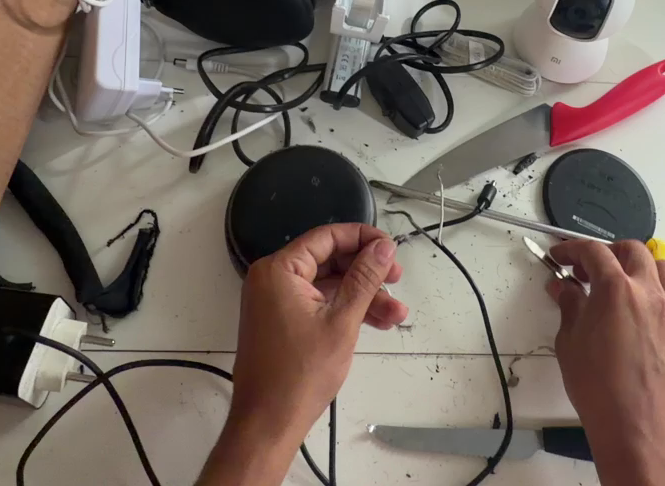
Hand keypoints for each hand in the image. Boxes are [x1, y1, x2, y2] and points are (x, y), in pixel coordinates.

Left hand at [198, 224, 406, 485]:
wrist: (267, 427)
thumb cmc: (301, 374)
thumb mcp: (342, 321)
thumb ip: (365, 278)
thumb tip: (384, 246)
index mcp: (280, 269)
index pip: (327, 236)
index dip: (363, 238)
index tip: (391, 248)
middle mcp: (274, 277)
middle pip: (329, 259)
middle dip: (367, 271)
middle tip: (397, 279)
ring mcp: (276, 300)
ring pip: (328, 284)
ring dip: (363, 296)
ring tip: (397, 313)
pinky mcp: (282, 320)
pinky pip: (319, 302)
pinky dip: (345, 310)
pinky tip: (377, 322)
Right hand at [546, 239, 664, 485]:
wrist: (640, 434)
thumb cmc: (597, 388)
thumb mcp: (570, 343)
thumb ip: (568, 306)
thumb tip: (563, 287)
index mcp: (616, 289)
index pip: (593, 251)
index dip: (572, 248)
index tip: (561, 256)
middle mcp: (650, 293)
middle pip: (633, 250)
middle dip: (609, 253)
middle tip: (590, 271)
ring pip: (664, 270)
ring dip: (641, 269)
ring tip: (624, 286)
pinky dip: (659, 296)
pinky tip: (644, 317)